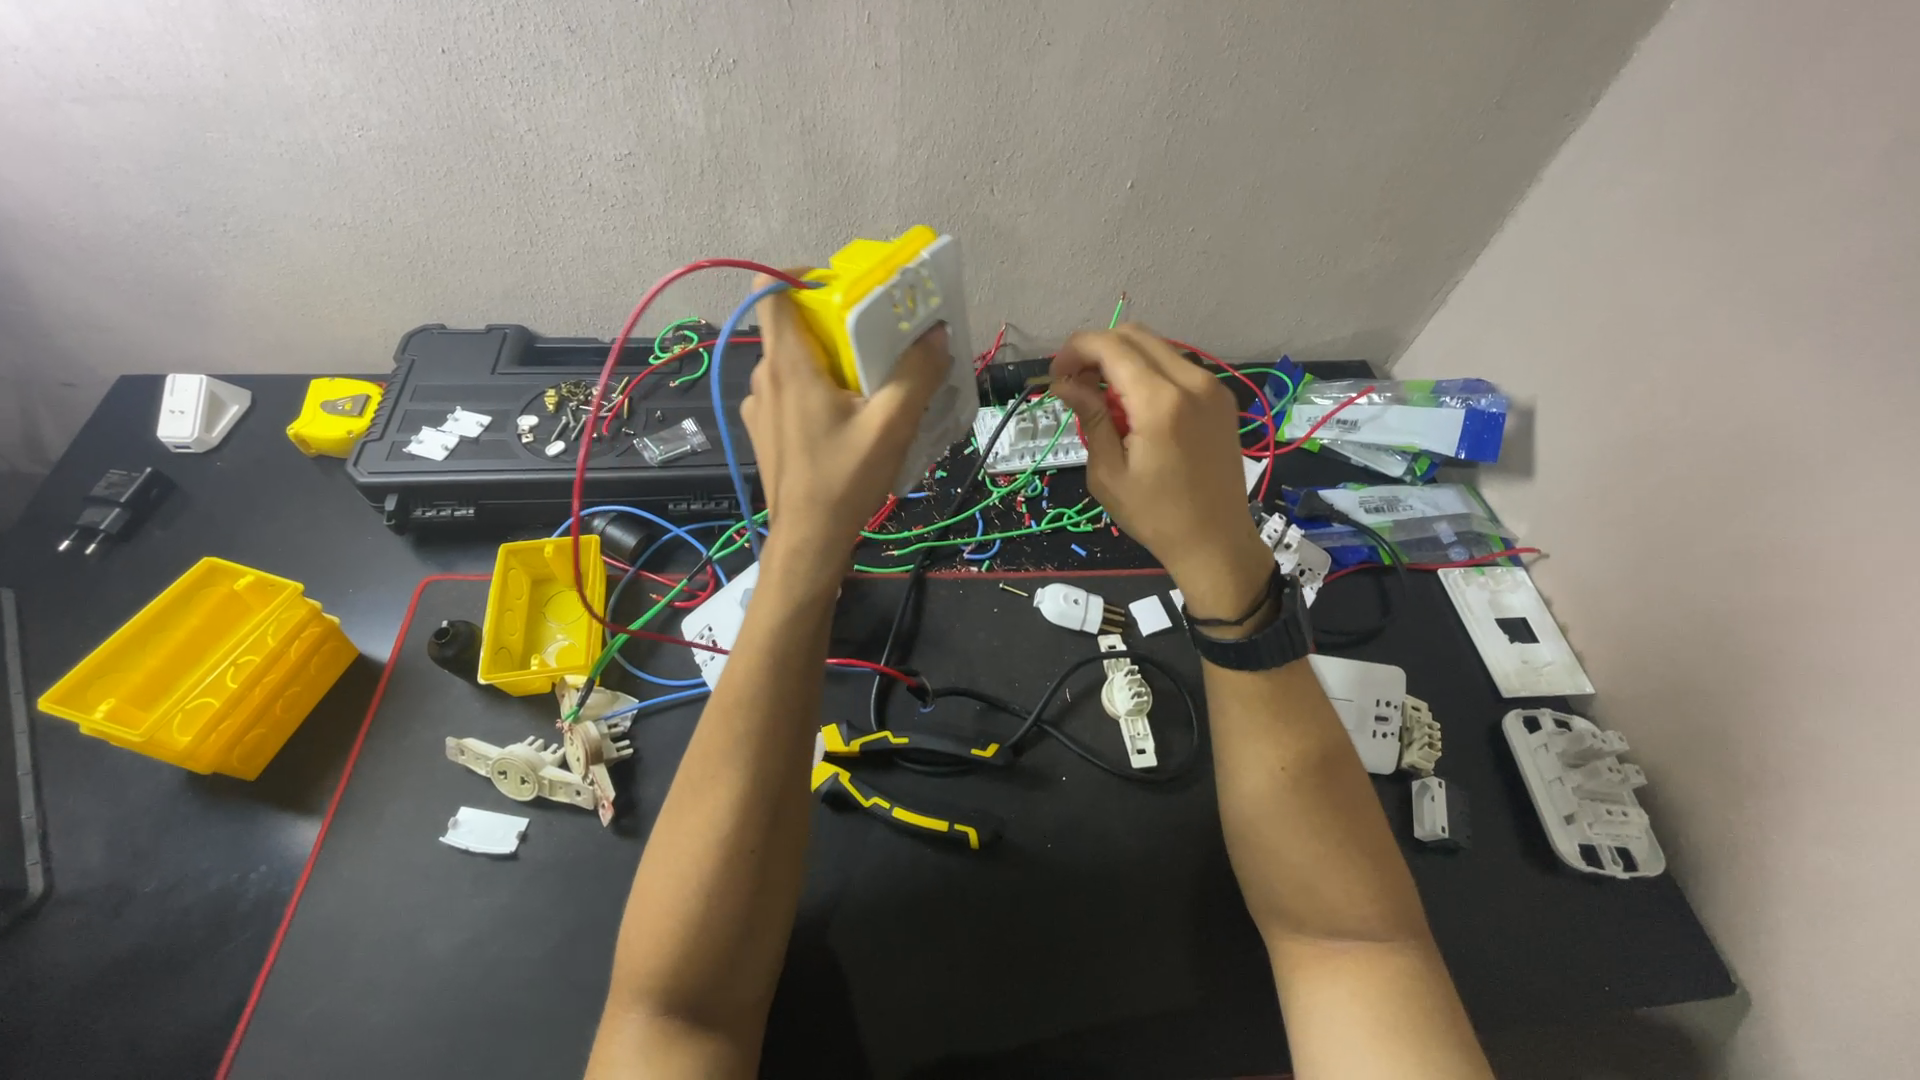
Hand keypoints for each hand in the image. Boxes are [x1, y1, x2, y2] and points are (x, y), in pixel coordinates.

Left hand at [741, 273, 951, 576]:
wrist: (808, 541)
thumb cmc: (844, 480)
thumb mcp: (891, 426)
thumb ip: (916, 374)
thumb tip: (935, 334)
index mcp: (788, 364)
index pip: (774, 293)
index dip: (803, 276)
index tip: (842, 287)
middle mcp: (764, 378)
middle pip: (793, 329)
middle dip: (834, 326)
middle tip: (877, 341)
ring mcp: (759, 408)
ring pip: (793, 364)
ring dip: (827, 363)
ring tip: (867, 385)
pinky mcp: (764, 433)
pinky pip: (789, 395)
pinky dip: (815, 392)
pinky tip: (845, 421)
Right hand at [1049, 325, 1272, 621]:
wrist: (1216, 541)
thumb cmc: (1155, 516)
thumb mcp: (1109, 472)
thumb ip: (1091, 417)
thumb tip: (1066, 383)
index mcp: (1161, 401)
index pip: (1110, 347)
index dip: (1075, 351)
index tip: (1055, 377)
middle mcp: (1192, 382)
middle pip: (1134, 335)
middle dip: (1096, 350)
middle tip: (1074, 383)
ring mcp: (1212, 387)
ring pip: (1157, 346)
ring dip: (1122, 359)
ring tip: (1100, 396)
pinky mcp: (1220, 399)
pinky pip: (1176, 366)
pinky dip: (1147, 372)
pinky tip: (1132, 405)